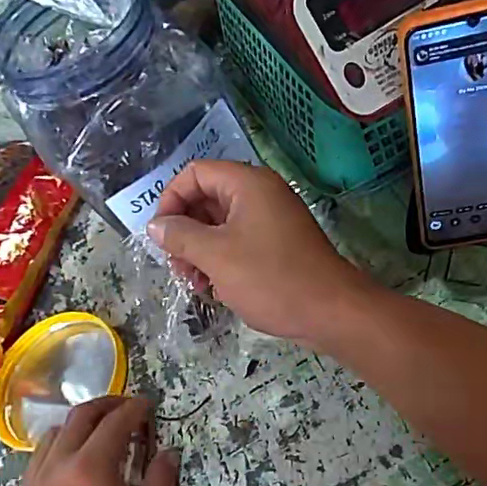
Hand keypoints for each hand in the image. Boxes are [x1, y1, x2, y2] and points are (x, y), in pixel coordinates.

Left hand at [3, 398, 178, 485]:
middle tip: (127, 408)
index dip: (135, 409)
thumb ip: (160, 484)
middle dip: (106, 405)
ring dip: (79, 424)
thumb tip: (168, 453)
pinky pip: (40, 458)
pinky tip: (71, 467)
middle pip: (80, 417)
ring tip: (98, 434)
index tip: (149, 405)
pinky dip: (60, 447)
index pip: (116, 421)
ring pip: (55, 434)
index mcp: (92, 465)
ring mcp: (34, 481)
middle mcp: (59, 463)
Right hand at [148, 160, 380, 345]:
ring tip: (194, 283)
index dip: (170, 199)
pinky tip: (214, 288)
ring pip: (219, 223)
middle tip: (176, 266)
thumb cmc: (271, 278)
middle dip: (184, 231)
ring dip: (198, 250)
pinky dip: (219, 259)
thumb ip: (180, 236)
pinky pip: (237, 240)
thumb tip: (155, 226)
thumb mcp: (215, 256)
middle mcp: (260, 194)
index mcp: (247, 184)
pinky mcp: (277, 243)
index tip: (161, 234)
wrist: (331, 312)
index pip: (194, 174)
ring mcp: (271, 219)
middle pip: (205, 198)